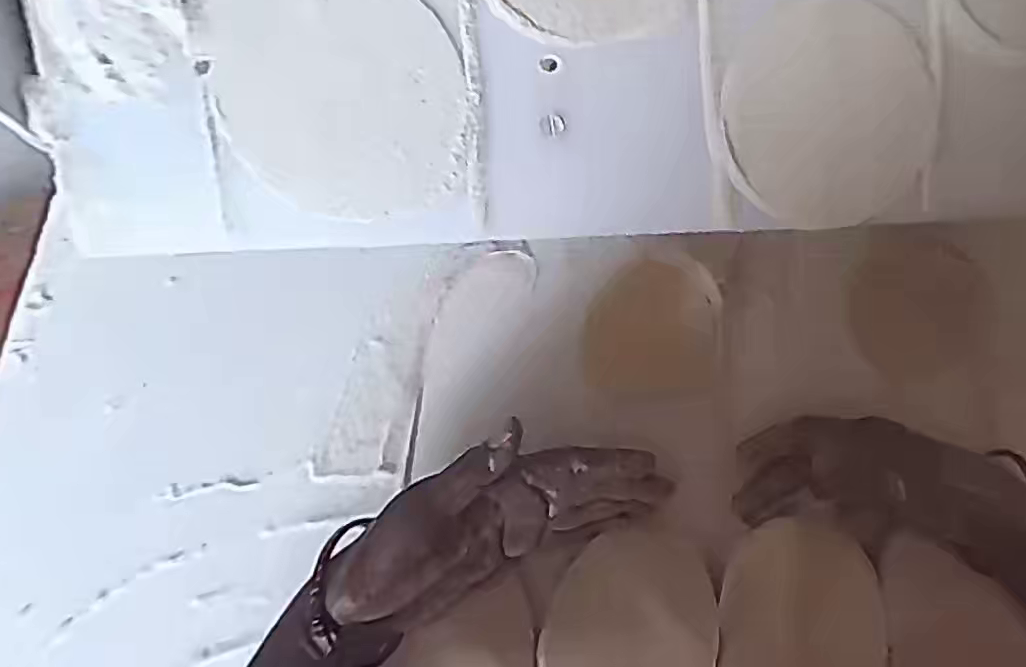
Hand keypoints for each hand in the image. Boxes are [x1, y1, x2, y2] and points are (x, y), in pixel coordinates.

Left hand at [325, 420, 673, 632]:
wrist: (359, 598)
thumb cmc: (392, 550)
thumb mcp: (428, 508)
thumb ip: (474, 469)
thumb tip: (515, 428)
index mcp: (505, 479)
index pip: (569, 467)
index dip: (608, 464)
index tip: (645, 463)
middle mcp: (519, 494)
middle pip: (584, 483)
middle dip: (625, 480)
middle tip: (666, 482)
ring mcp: (517, 520)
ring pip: (581, 505)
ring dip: (617, 500)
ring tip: (654, 498)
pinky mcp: (511, 548)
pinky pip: (565, 531)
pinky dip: (594, 524)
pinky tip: (614, 522)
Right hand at [733, 416, 1025, 570]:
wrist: (984, 511)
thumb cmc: (932, 487)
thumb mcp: (886, 474)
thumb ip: (846, 470)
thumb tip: (809, 470)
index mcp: (858, 432)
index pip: (803, 432)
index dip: (769, 442)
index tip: (739, 459)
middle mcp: (862, 444)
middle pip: (807, 458)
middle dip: (772, 478)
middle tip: (740, 506)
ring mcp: (876, 471)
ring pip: (821, 480)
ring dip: (792, 495)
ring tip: (763, 517)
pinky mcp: (890, 499)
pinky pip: (845, 501)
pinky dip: (825, 512)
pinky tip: (816, 526)